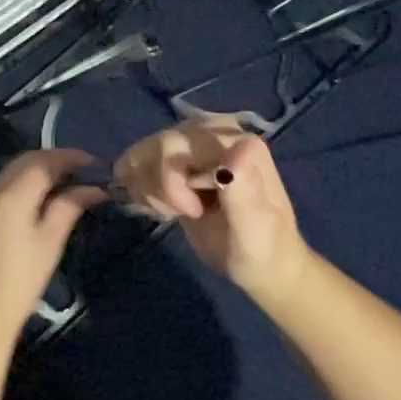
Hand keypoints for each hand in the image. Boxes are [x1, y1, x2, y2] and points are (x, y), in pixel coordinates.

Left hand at [0, 149, 106, 337]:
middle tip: (86, 170)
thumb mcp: (50, 241)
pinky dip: (28, 180)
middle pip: (28, 160)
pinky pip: (7, 182)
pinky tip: (47, 193)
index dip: (72, 157)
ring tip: (72, 179)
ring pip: (16, 169)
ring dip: (42, 168)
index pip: (45, 161)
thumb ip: (69, 206)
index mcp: (11, 194)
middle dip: (57, 159)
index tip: (97, 164)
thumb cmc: (22, 280)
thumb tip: (94, 188)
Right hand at [114, 117, 308, 296]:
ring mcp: (194, 145)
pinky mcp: (179, 158)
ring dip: (149, 188)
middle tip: (184, 214)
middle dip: (160, 187)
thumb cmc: (262, 250)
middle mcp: (215, 134)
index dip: (171, 179)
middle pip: (159, 145)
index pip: (179, 142)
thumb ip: (245, 191)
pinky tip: (161, 205)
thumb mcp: (255, 230)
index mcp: (238, 143)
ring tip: (174, 211)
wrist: (259, 265)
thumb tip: (239, 148)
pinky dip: (140, 185)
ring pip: (143, 153)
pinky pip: (139, 159)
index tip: (193, 213)